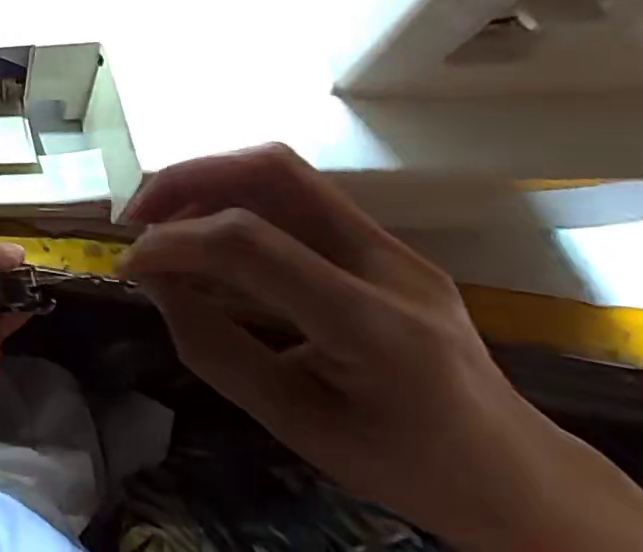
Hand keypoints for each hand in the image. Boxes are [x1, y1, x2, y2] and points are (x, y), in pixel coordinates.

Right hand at [120, 145, 642, 551]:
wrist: (512, 472)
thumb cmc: (405, 467)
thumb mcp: (297, 426)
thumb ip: (217, 350)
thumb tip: (157, 282)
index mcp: (374, 325)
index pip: (255, 244)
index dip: (177, 240)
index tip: (129, 262)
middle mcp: (388, 261)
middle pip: (275, 170)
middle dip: (192, 177)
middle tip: (139, 214)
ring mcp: (392, 241)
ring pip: (285, 172)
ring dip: (212, 181)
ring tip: (165, 221)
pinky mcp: (384, 239)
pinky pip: (299, 199)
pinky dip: (240, 200)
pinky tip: (212, 234)